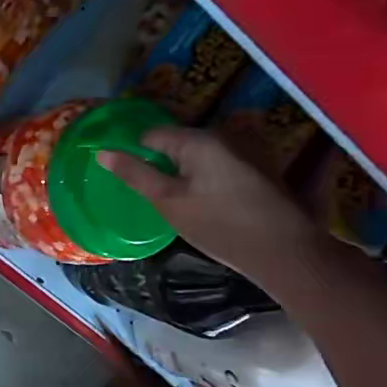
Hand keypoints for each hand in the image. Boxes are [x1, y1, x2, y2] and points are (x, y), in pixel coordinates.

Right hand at [99, 127, 326, 284]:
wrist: (284, 251)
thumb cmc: (218, 224)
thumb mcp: (167, 201)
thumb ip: (134, 174)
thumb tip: (102, 152)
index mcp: (198, 139)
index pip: (149, 135)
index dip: (132, 153)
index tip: (125, 179)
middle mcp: (223, 136)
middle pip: (174, 143)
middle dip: (158, 164)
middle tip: (149, 195)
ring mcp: (243, 151)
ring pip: (194, 157)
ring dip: (179, 173)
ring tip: (173, 202)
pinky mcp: (255, 169)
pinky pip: (213, 167)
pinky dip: (200, 180)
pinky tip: (200, 204)